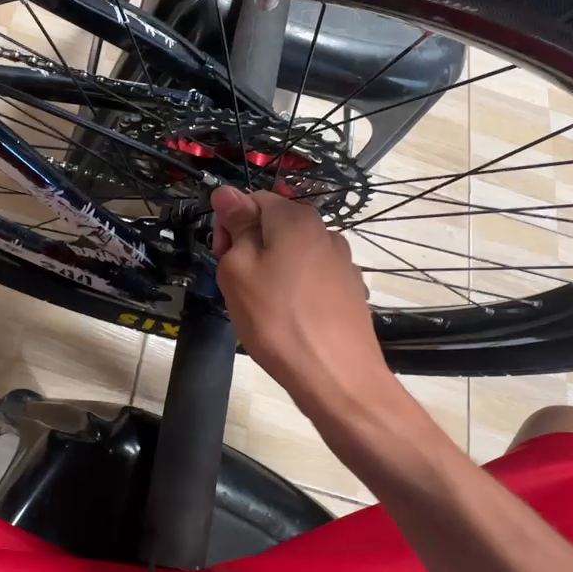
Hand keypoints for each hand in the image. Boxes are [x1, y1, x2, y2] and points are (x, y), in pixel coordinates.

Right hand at [210, 186, 389, 406]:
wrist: (338, 378)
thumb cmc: (277, 319)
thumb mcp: (238, 268)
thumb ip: (235, 226)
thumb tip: (227, 193)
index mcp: (296, 218)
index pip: (252, 200)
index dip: (229, 225)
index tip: (221, 258)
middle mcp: (325, 231)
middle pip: (275, 226)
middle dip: (250, 248)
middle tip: (237, 285)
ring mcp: (343, 262)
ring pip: (293, 254)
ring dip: (272, 270)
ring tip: (263, 307)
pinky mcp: (351, 292)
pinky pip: (312, 279)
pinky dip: (295, 290)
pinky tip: (289, 320)